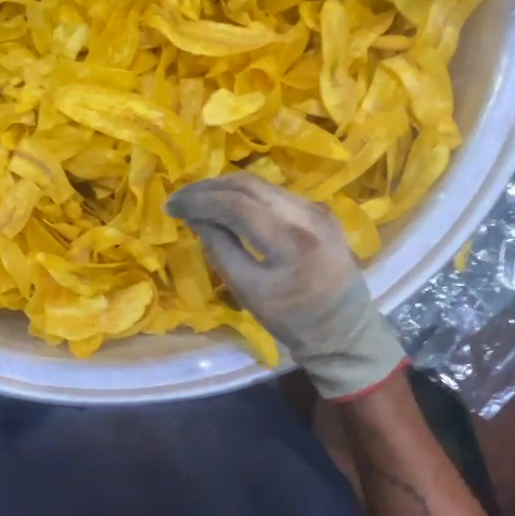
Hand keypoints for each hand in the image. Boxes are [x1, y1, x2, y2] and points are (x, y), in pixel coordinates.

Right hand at [166, 173, 405, 400]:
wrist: (345, 330)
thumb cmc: (293, 319)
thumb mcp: (248, 290)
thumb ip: (220, 249)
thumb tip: (196, 218)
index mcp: (291, 239)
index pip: (235, 204)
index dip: (197, 201)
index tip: (169, 207)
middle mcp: (307, 214)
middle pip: (248, 185)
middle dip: (207, 188)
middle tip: (178, 198)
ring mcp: (317, 209)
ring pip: (261, 185)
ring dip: (224, 189)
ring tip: (196, 200)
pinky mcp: (319, 211)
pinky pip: (274, 194)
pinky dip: (244, 196)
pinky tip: (225, 206)